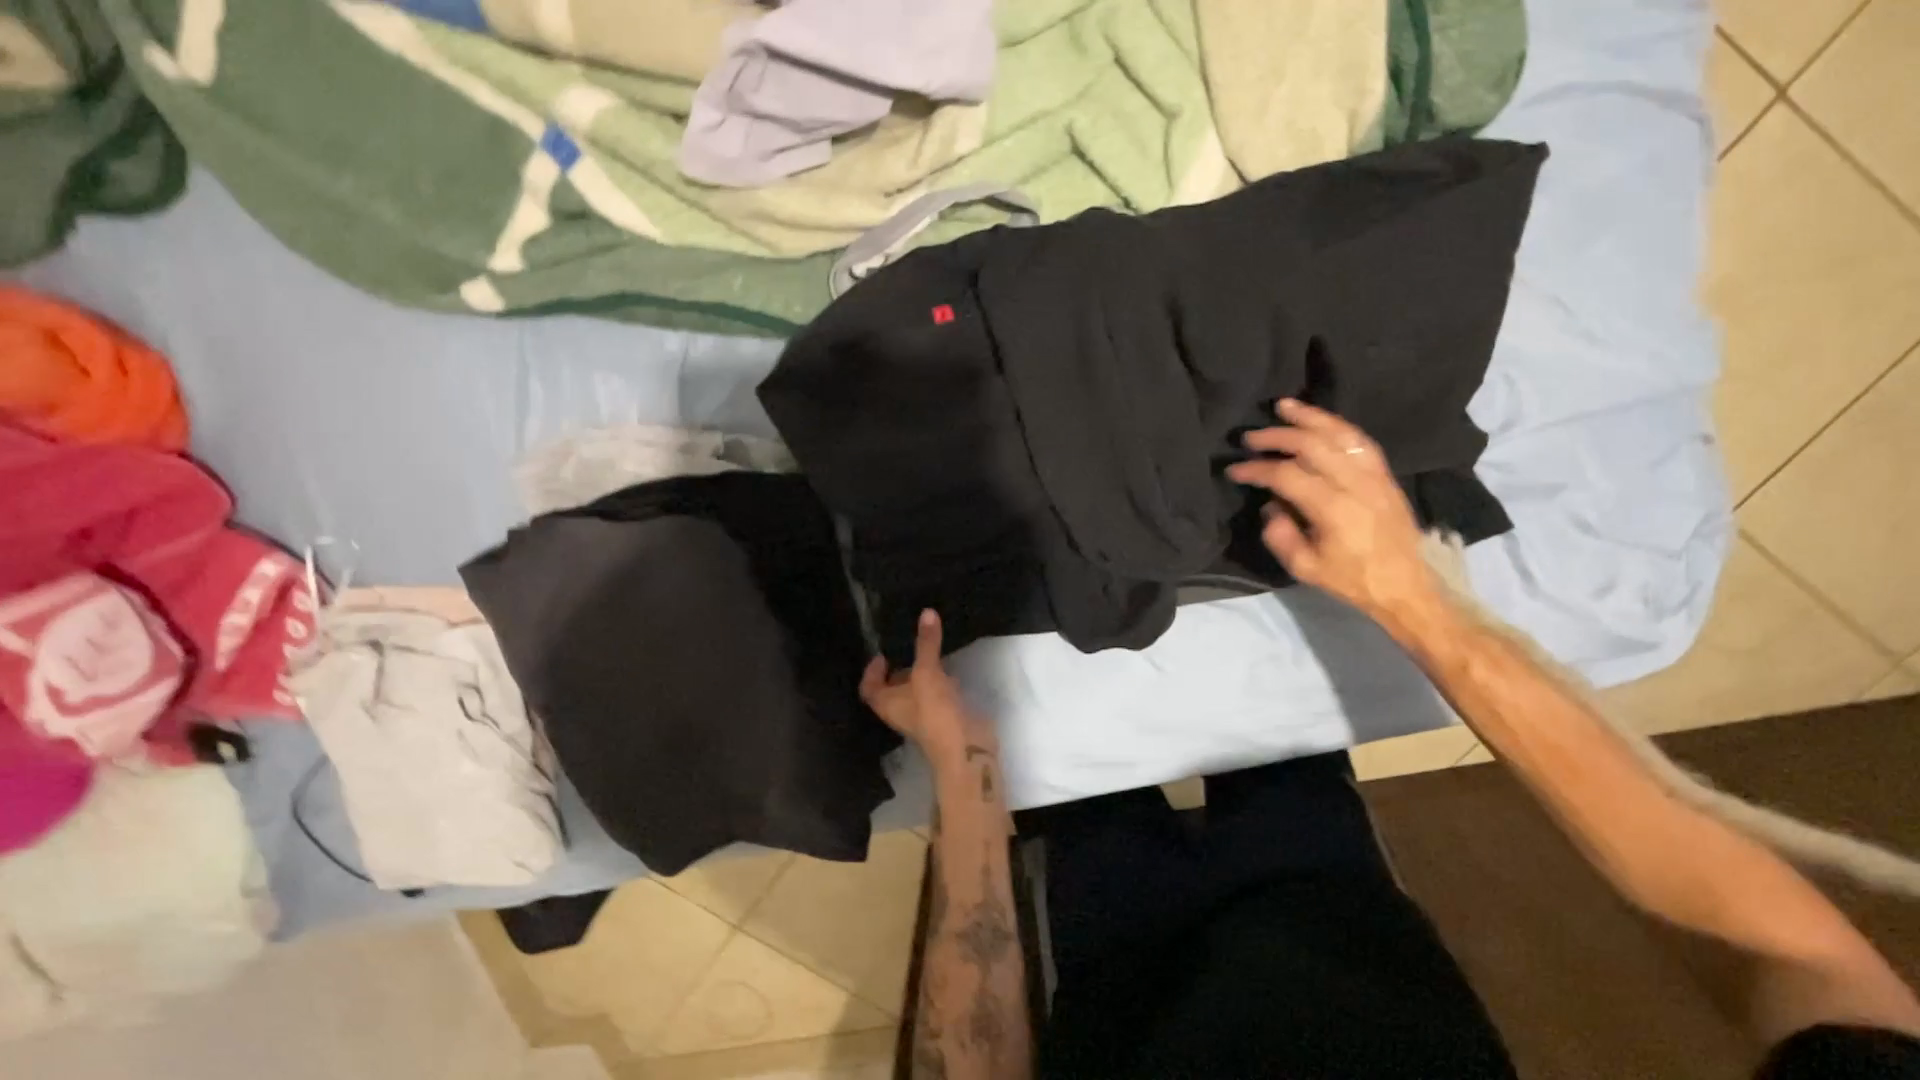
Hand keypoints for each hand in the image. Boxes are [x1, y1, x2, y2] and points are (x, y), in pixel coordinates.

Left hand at [860, 609, 995, 768]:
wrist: (965, 747)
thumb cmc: (934, 710)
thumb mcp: (927, 672)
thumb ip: (926, 644)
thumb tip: (927, 612)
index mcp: (886, 704)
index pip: (869, 687)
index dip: (872, 671)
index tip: (882, 653)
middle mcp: (901, 710)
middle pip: (892, 689)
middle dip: (899, 669)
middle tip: (907, 644)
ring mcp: (924, 715)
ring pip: (916, 691)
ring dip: (920, 674)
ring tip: (928, 650)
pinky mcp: (945, 716)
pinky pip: (937, 695)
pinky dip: (940, 681)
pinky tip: (950, 667)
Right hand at [1225, 398, 1441, 621]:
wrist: (1406, 585)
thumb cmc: (1353, 580)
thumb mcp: (1305, 568)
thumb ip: (1280, 535)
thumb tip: (1270, 506)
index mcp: (1332, 508)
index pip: (1286, 475)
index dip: (1257, 469)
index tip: (1235, 471)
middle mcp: (1354, 483)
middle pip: (1311, 444)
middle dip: (1277, 436)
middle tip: (1251, 437)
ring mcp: (1373, 475)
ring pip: (1339, 433)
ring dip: (1309, 417)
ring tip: (1284, 407)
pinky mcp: (1384, 475)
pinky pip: (1359, 440)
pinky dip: (1337, 426)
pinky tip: (1320, 422)